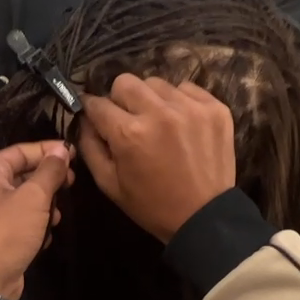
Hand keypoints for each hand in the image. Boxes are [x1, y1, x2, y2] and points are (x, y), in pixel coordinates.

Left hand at [0, 141, 73, 299]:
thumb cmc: (7, 232)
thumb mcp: (33, 198)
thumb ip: (49, 171)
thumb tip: (62, 150)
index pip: (21, 151)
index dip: (48, 150)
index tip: (74, 154)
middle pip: (23, 174)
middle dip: (49, 181)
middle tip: (71, 184)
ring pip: (25, 200)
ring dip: (45, 206)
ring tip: (56, 217)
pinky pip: (21, 221)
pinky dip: (35, 226)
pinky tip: (45, 237)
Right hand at [79, 73, 235, 241]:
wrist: (204, 217)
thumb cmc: (151, 206)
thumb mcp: (109, 185)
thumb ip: (90, 147)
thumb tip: (84, 119)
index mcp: (129, 134)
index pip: (97, 103)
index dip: (92, 111)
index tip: (97, 117)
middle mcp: (159, 112)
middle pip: (125, 82)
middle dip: (120, 100)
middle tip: (129, 120)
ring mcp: (190, 107)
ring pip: (156, 83)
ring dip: (151, 100)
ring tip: (158, 123)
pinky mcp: (214, 108)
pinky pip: (186, 89)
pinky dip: (179, 102)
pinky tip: (181, 125)